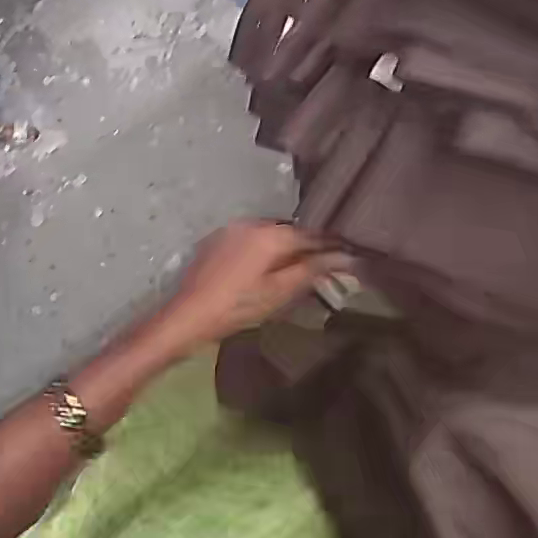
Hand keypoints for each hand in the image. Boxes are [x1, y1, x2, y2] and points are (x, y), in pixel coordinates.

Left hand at [146, 220, 352, 355]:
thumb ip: (311, 270)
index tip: (349, 251)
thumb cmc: (237, 307)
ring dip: (284, 246)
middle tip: (325, 261)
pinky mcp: (216, 239)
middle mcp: (250, 223)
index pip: (310, 233)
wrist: (188, 314)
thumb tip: (345, 256)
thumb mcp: (279, 292)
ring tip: (298, 265)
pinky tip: (266, 266)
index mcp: (269, 234)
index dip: (331, 243)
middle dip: (307, 244)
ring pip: (268, 232)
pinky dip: (263, 248)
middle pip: (289, 230)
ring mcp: (230, 229)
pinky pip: (249, 237)